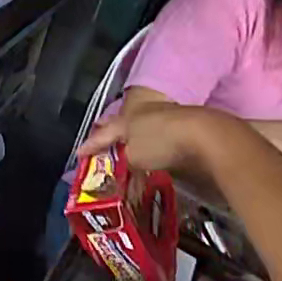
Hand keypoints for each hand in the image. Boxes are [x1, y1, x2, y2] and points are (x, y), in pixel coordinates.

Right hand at [76, 101, 231, 173]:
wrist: (202, 134)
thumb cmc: (161, 142)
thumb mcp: (134, 156)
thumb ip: (124, 161)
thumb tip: (123, 166)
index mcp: (126, 120)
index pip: (103, 134)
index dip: (91, 145)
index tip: (79, 154)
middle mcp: (142, 114)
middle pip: (121, 123)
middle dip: (109, 131)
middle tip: (100, 135)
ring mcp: (163, 117)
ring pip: (139, 128)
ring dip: (130, 137)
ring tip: (123, 145)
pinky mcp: (181, 125)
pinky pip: (156, 135)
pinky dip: (148, 142)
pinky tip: (150, 148)